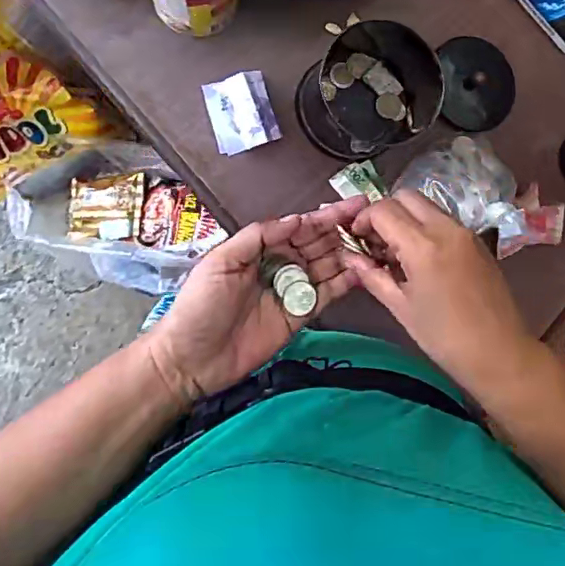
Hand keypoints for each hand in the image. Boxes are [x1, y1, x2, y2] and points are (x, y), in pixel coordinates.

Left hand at [143, 196, 369, 403]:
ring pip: (326, 266)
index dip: (325, 216)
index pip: (299, 227)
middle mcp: (280, 265)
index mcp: (261, 248)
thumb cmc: (199, 305)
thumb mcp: (221, 261)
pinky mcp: (299, 317)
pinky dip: (344, 282)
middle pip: (317, 243)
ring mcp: (292, 291)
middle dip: (342, 230)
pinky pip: (326, 295)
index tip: (352, 206)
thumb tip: (297, 219)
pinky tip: (362, 270)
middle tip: (371, 220)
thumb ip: (259, 237)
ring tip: (374, 242)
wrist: (190, 359)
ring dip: (348, 253)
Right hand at [344, 191, 538, 395]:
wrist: (500, 353)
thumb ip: (372, 276)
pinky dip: (426, 226)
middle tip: (376, 242)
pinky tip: (421, 258)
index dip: (363, 219)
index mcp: (422, 245)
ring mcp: (465, 231)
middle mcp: (445, 228)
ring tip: (397, 252)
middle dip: (385, 212)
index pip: (383, 209)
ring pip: (427, 205)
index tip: (357, 239)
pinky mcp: (477, 240)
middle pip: (406, 196)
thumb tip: (351, 257)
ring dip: (406, 217)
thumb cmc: (445, 337)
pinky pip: (444, 219)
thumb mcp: (401, 308)